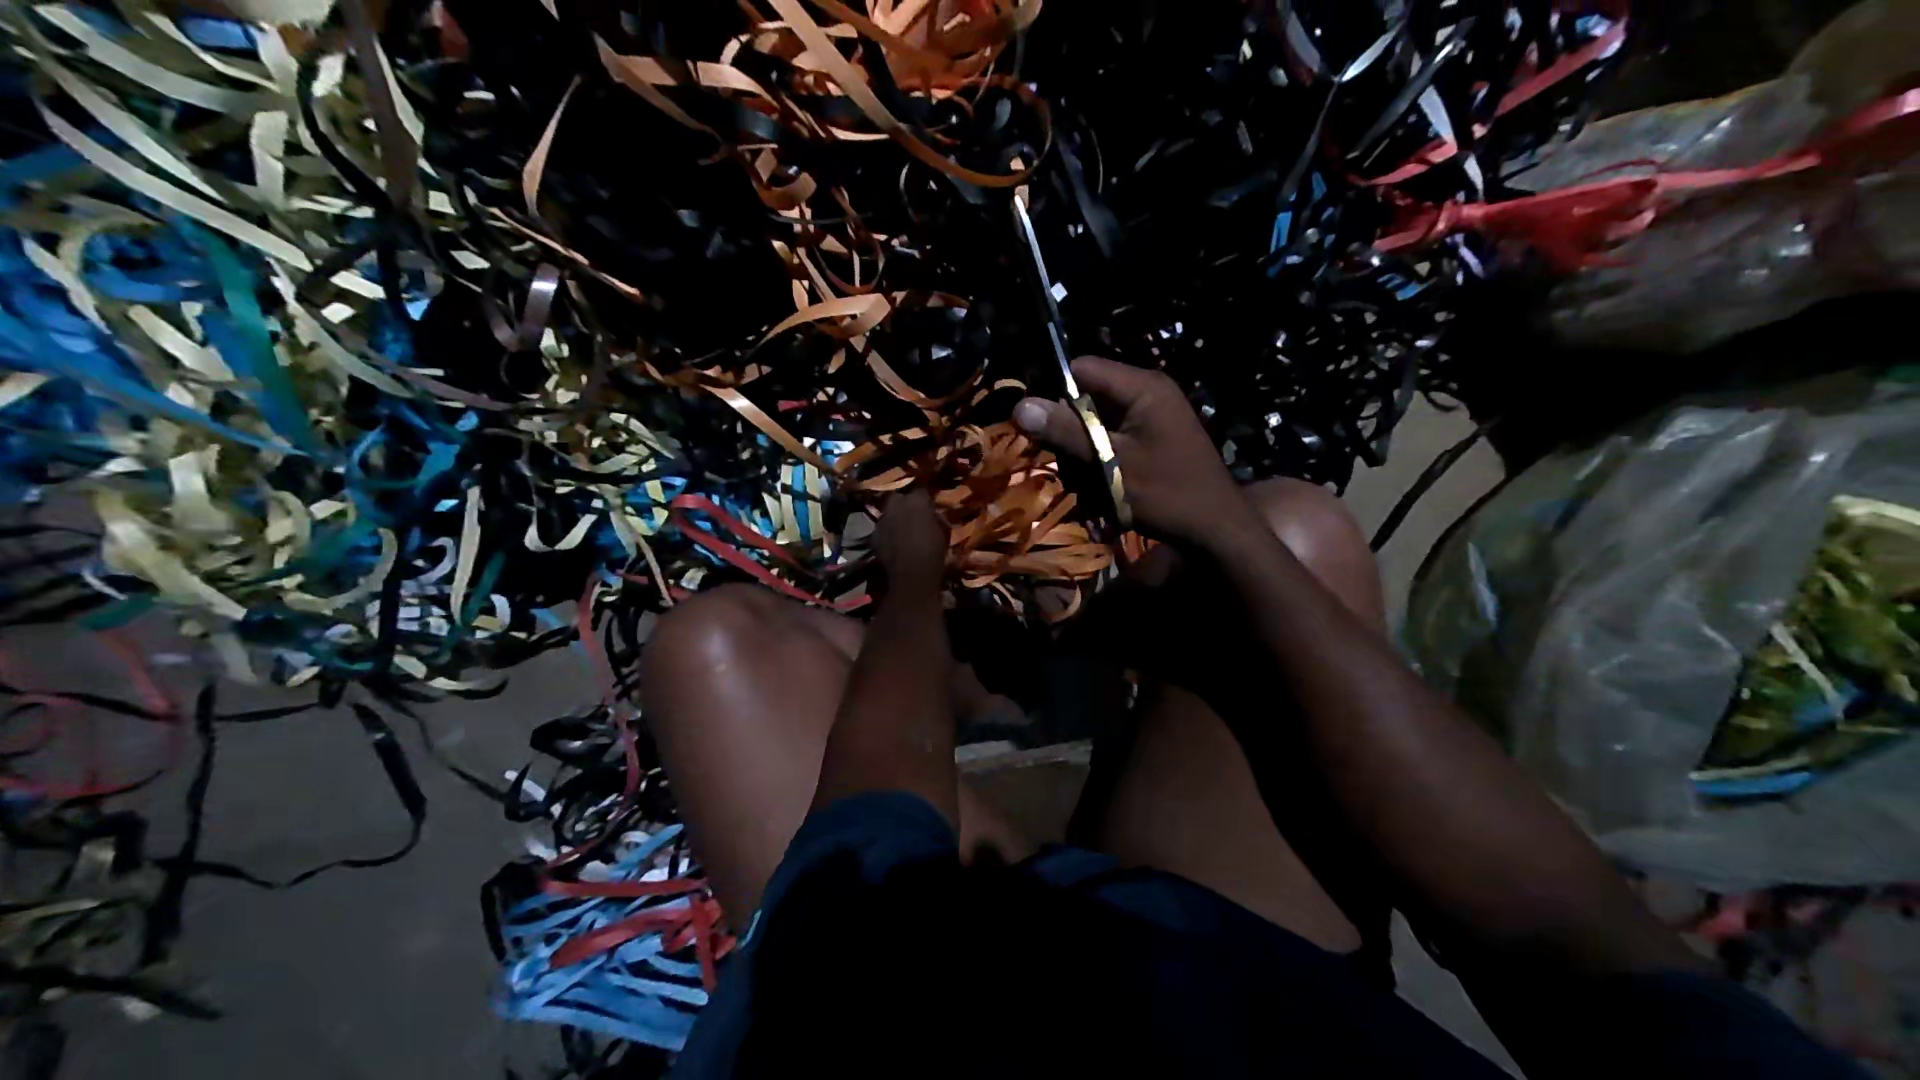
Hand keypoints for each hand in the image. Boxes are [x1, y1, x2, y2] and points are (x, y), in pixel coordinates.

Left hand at [874, 490, 946, 594]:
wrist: (912, 576)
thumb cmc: (934, 553)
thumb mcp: (943, 531)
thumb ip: (935, 518)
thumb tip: (932, 515)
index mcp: (916, 501)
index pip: (921, 491)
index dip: (925, 500)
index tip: (929, 506)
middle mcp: (896, 504)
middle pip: (899, 497)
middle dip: (905, 504)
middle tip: (913, 515)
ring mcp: (883, 519)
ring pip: (888, 512)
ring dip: (895, 517)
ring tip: (902, 529)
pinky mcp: (874, 534)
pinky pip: (882, 528)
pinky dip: (887, 532)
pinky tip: (893, 542)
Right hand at [1014, 357, 1260, 547]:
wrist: (1215, 529)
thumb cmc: (1166, 493)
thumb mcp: (1110, 462)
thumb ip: (1066, 431)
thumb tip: (1018, 405)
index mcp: (1142, 387)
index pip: (1082, 368)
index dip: (1056, 393)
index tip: (1043, 429)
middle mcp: (1147, 393)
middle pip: (1086, 398)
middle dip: (1071, 434)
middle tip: (1075, 468)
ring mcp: (1151, 416)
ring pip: (1095, 424)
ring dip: (1085, 455)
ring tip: (1095, 486)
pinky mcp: (1151, 438)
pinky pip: (1111, 440)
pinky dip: (1101, 463)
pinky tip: (1106, 490)